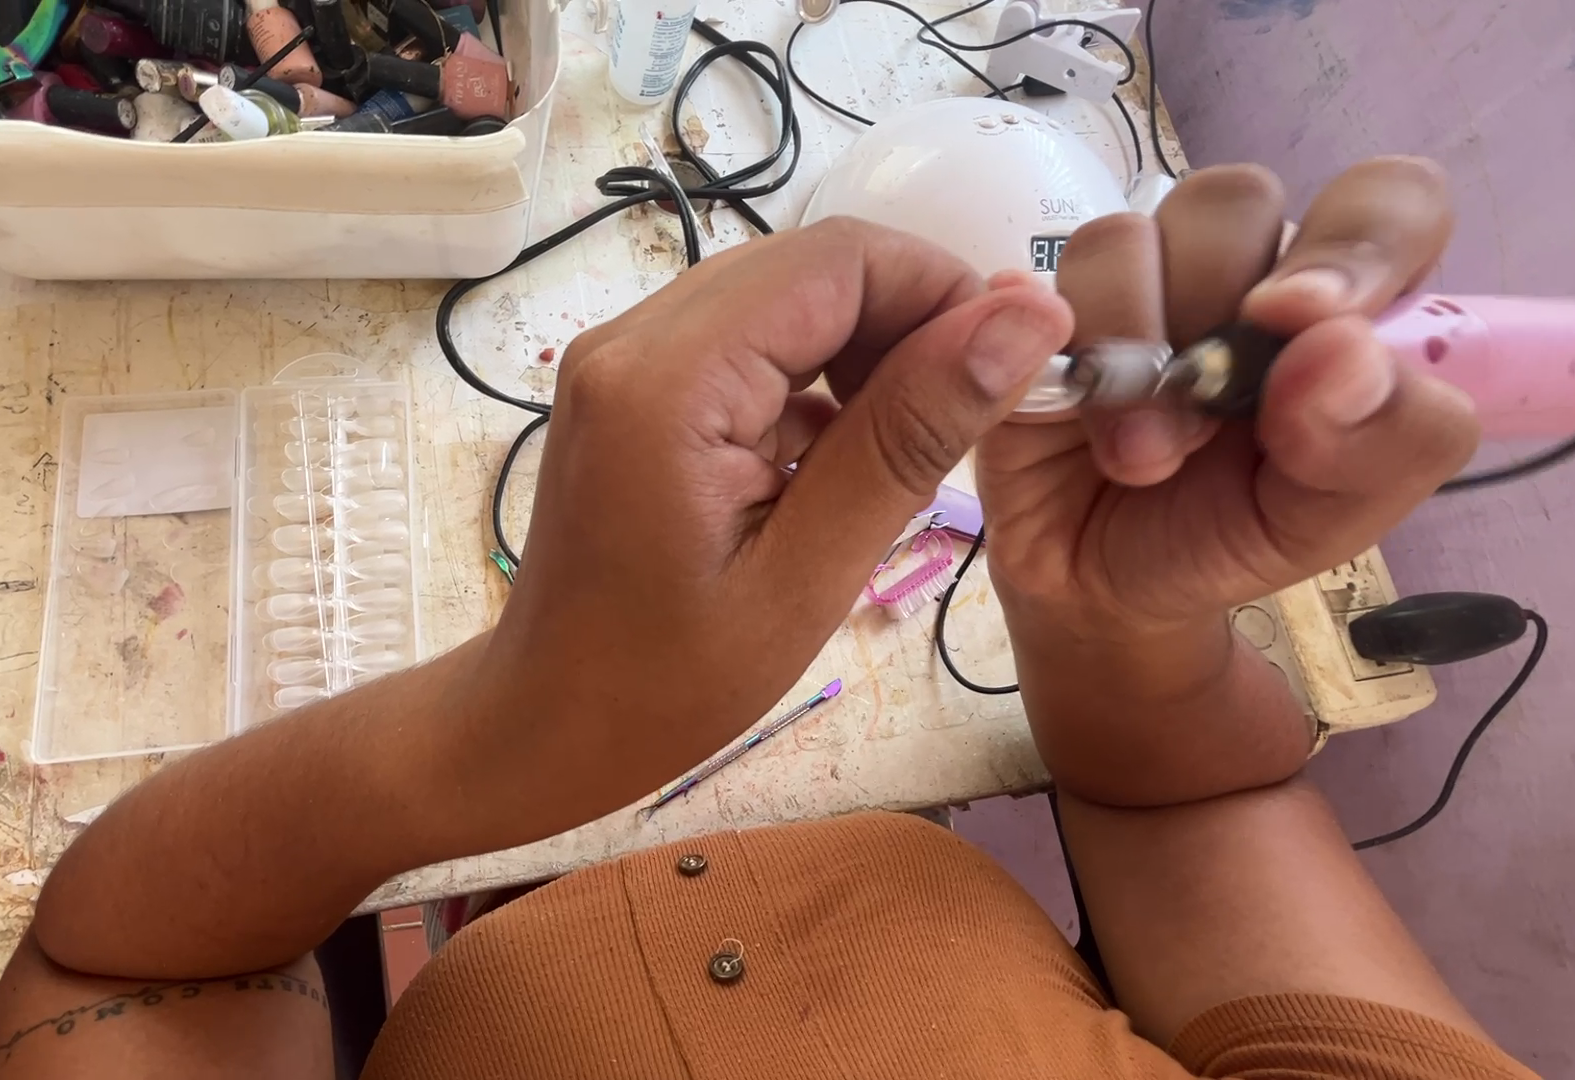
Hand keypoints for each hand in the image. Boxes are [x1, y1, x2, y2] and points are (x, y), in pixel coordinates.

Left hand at [464, 218, 1071, 831]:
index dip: (940, 292)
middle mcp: (628, 340)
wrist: (550, 717)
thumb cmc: (670, 682)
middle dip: (898, 328)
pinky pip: (732, 348)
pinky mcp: (621, 391)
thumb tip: (1024, 317)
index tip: (1000, 372)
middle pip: (803, 271)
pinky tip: (815, 467)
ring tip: (881, 461)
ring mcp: (615, 361)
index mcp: (666, 379)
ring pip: (772, 306)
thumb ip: (907, 435)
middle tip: (944, 430)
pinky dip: (797, 387)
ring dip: (849, 360)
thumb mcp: (807, 571)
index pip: (837, 260)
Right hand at [978, 158, 1479, 635]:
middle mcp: (1219, 285)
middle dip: (1207, 302)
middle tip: (1194, 415)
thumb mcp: (1325, 522)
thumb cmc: (1214, 544)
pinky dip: (1037, 344)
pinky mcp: (1028, 333)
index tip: (1294, 319)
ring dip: (1121, 341)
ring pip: (1115, 241)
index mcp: (1322, 310)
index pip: (1374, 202)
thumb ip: (1382, 444)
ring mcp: (1115, 303)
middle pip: (1223, 202)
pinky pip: (1021, 295)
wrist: (1091, 587)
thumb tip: (1337, 346)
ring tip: (1129, 450)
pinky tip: (1050, 407)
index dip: (1345, 241)